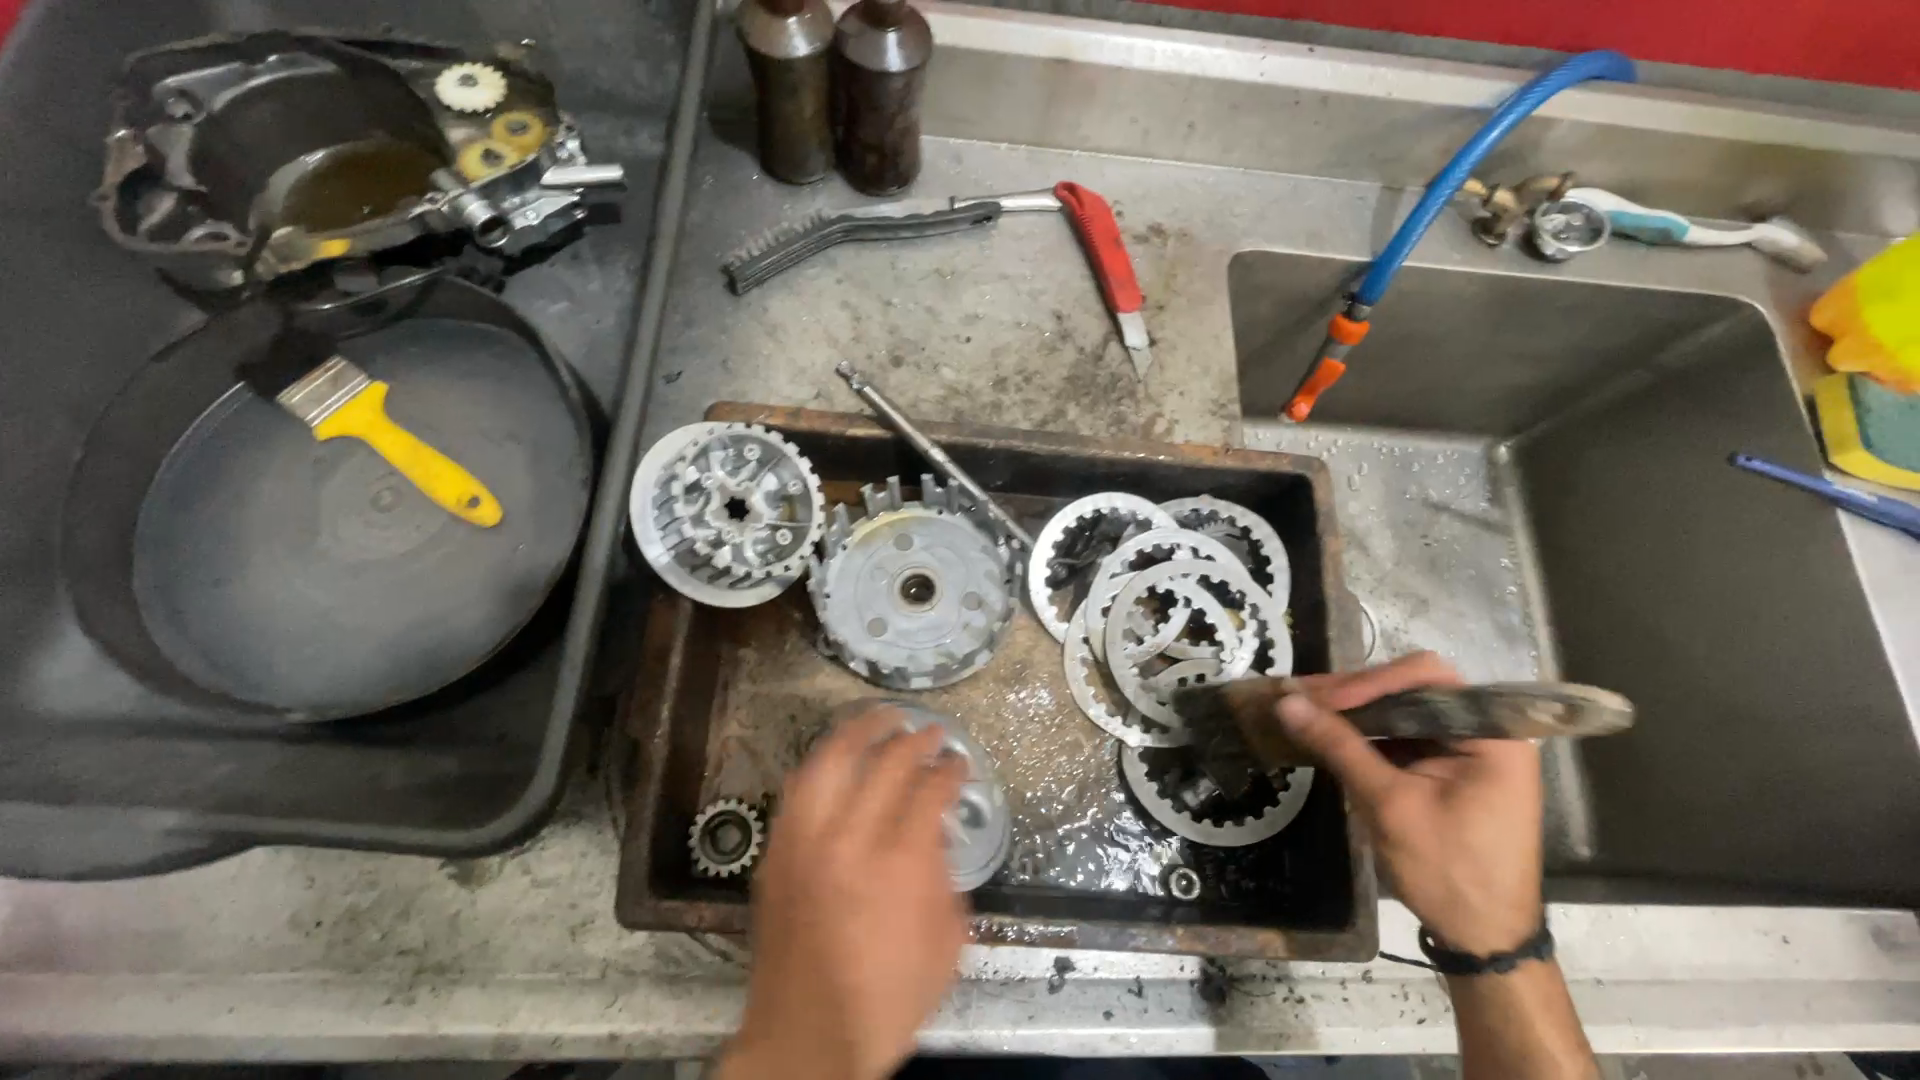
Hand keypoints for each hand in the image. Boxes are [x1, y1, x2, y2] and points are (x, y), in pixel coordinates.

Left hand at [715, 701, 969, 1079]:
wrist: (807, 1039)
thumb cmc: (886, 999)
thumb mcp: (945, 943)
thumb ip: (944, 876)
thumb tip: (934, 834)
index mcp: (899, 864)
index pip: (928, 790)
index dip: (950, 770)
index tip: (959, 763)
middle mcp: (849, 840)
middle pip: (884, 764)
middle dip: (915, 740)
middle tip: (932, 733)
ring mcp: (805, 842)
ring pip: (830, 761)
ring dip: (860, 731)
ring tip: (882, 718)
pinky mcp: (777, 853)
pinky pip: (797, 789)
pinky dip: (822, 763)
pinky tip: (837, 758)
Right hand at [1275, 652, 1542, 954]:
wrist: (1483, 938)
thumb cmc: (1448, 871)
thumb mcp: (1389, 804)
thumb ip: (1340, 747)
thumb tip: (1286, 702)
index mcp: (1491, 735)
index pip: (1426, 678)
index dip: (1370, 681)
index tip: (1320, 699)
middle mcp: (1484, 732)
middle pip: (1412, 689)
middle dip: (1353, 693)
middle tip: (1298, 697)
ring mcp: (1466, 750)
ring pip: (1402, 710)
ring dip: (1352, 711)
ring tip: (1302, 709)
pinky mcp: (1447, 769)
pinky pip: (1402, 736)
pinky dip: (1364, 734)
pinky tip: (1326, 731)